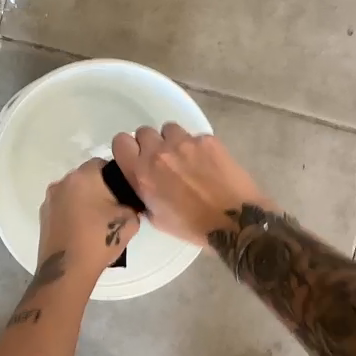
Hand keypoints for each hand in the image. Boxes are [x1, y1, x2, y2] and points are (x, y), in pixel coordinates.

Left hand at [38, 158, 140, 272]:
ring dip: (84, 200)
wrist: (67, 270)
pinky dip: (72, 212)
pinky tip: (81, 229)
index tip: (124, 194)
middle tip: (112, 207)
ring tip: (96, 220)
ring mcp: (49, 198)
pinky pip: (62, 206)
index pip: (103, 163)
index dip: (116, 177)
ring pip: (73, 192)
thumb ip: (132, 203)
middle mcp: (63, 181)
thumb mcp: (130, 220)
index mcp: (84, 176)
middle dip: (99, 188)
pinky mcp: (43, 215)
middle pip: (85, 177)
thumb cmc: (99, 240)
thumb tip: (128, 201)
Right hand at [111, 124, 269, 246]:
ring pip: (169, 129)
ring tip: (185, 158)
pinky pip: (195, 136)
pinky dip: (197, 147)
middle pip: (144, 132)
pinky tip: (207, 163)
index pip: (120, 141)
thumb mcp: (157, 219)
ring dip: (172, 141)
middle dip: (150, 144)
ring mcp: (185, 143)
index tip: (135, 156)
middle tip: (163, 160)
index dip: (127, 148)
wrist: (234, 221)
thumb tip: (143, 185)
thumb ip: (144, 195)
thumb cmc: (193, 226)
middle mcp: (159, 153)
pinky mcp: (208, 140)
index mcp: (142, 173)